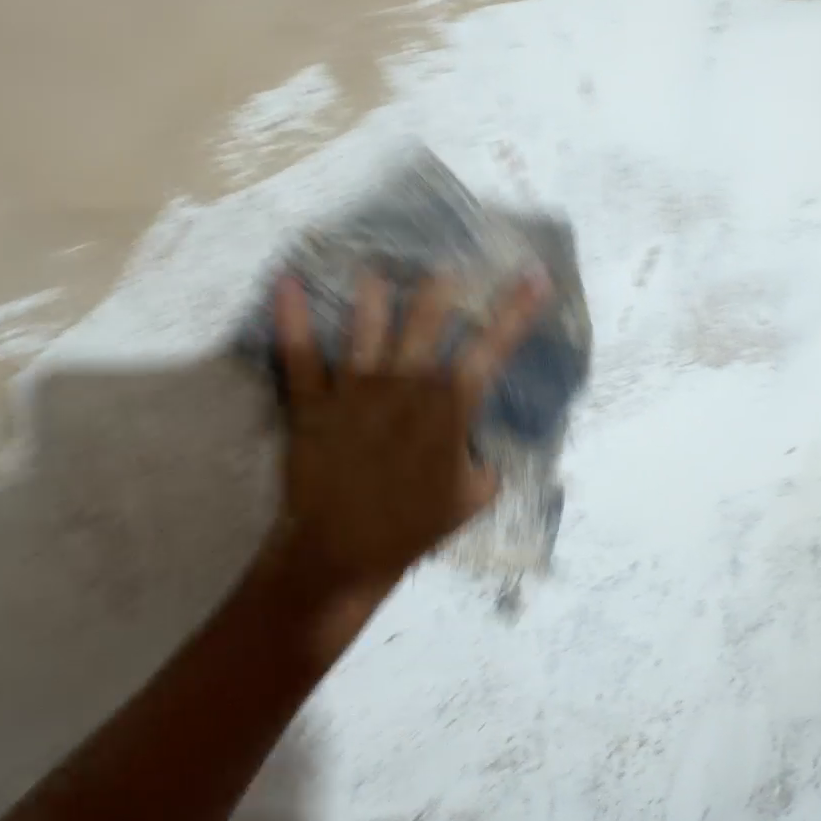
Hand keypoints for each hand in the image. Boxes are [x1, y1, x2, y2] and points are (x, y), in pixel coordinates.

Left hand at [273, 268, 550, 585]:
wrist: (344, 554)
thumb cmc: (414, 526)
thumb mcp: (473, 497)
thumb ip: (486, 459)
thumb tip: (482, 441)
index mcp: (449, 405)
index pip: (492, 347)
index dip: (517, 309)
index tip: (535, 275)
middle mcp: (406, 383)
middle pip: (428, 315)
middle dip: (443, 284)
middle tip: (448, 267)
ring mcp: (356, 388)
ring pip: (367, 321)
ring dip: (375, 290)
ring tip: (378, 267)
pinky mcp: (313, 400)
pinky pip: (299, 351)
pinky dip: (289, 315)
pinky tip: (285, 281)